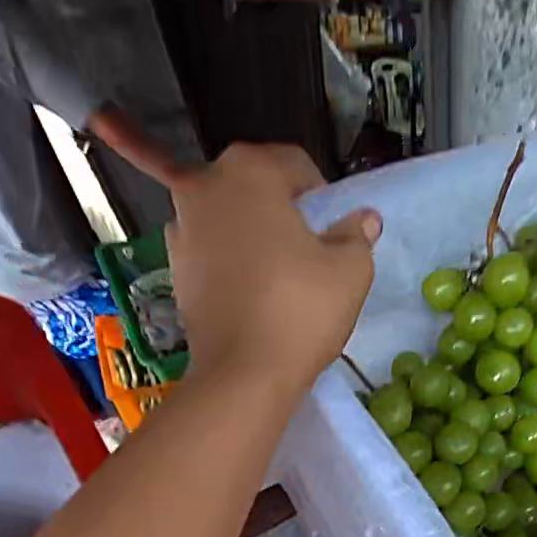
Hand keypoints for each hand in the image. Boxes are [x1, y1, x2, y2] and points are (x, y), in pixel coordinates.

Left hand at [166, 144, 379, 390]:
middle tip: (307, 249)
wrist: (244, 373)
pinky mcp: (174, 267)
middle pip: (256, 184)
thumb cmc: (301, 310)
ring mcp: (181, 227)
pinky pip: (210, 250)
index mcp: (250, 172)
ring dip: (251, 229)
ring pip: (229, 215)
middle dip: (283, 207)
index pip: (296, 164)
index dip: (323, 196)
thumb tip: (363, 219)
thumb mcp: (351, 270)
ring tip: (277, 271)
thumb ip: (357, 234)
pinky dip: (226, 257)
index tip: (333, 231)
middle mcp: (206, 186)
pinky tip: (246, 284)